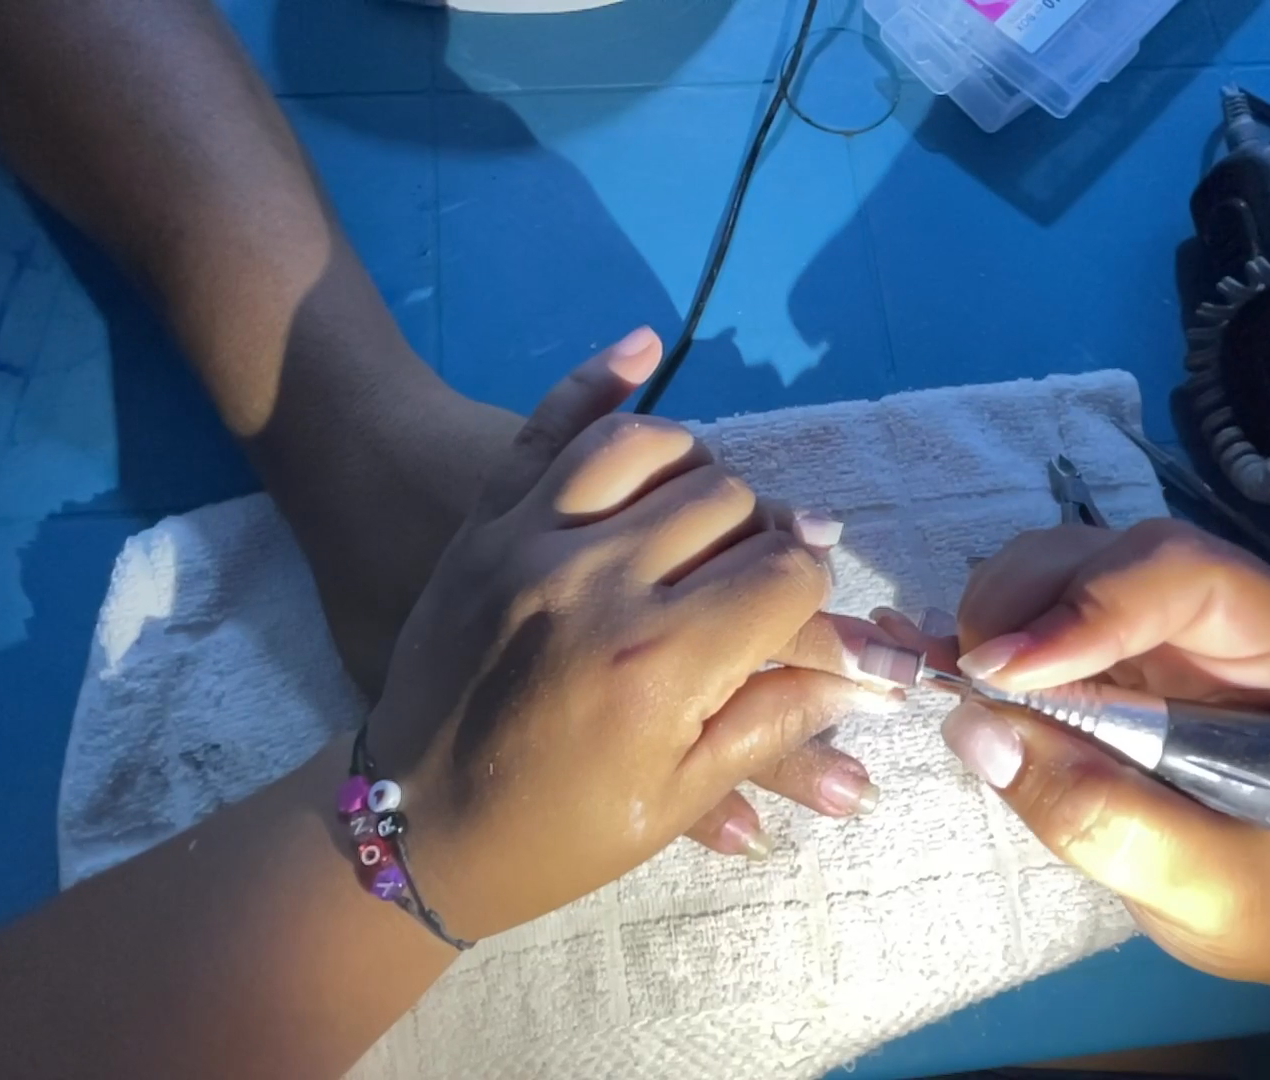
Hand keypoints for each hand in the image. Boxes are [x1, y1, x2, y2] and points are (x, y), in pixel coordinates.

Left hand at [365, 329, 898, 939]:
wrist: (409, 826)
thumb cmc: (550, 834)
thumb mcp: (668, 802)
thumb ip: (770, 727)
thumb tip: (860, 680)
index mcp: (656, 663)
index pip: (784, 575)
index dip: (815, 589)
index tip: (809, 611)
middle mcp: (601, 580)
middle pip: (731, 501)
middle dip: (769, 534)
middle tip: (765, 569)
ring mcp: (534, 537)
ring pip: (656, 446)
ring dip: (702, 468)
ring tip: (710, 507)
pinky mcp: (488, 521)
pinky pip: (549, 427)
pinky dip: (600, 378)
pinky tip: (643, 345)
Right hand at [877, 520, 1269, 989]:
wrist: (1263, 897)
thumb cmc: (1267, 899)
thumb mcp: (1202, 884)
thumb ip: (1100, 814)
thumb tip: (976, 727)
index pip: (1187, 575)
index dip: (1089, 606)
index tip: (1004, 675)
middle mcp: (1208, 613)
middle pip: (1100, 555)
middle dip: (1019, 607)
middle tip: (973, 682)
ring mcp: (1143, 615)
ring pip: (1050, 563)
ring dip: (991, 614)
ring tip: (971, 687)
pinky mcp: (1089, 635)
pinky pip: (1020, 597)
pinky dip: (974, 627)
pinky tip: (951, 667)